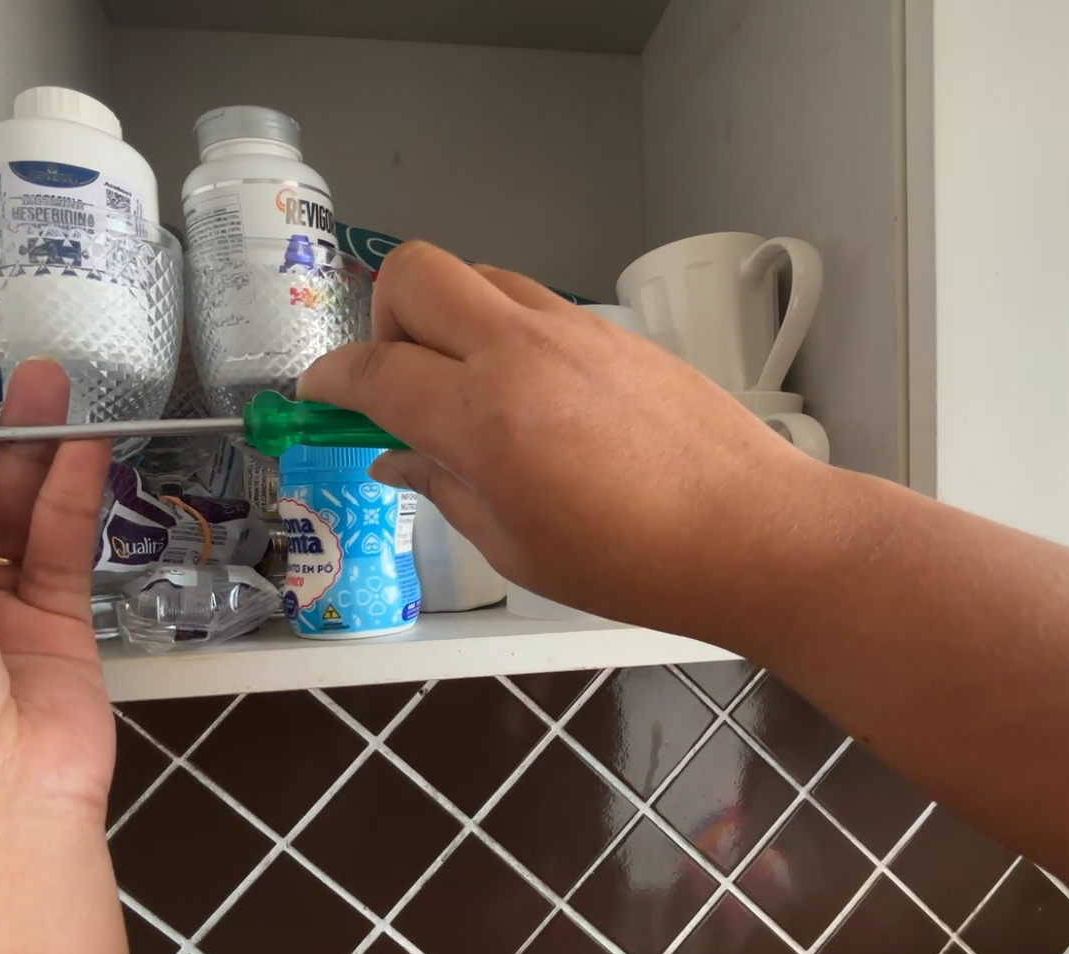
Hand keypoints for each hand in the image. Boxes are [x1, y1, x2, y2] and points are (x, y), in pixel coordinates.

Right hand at [299, 242, 831, 638]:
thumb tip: (397, 458)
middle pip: (414, 274)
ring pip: (478, 276)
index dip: (329, 382)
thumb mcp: (515, 547)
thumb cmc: (630, 565)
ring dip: (448, 319)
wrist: (751, 534)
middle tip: (401, 382)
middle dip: (384, 319)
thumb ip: (444, 488)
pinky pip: (534, 302)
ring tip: (467, 387)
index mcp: (484, 415)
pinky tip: (531, 393)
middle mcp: (521, 350)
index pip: (373, 370)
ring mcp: (574, 330)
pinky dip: (505, 331)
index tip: (317, 397)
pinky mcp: (616, 332)